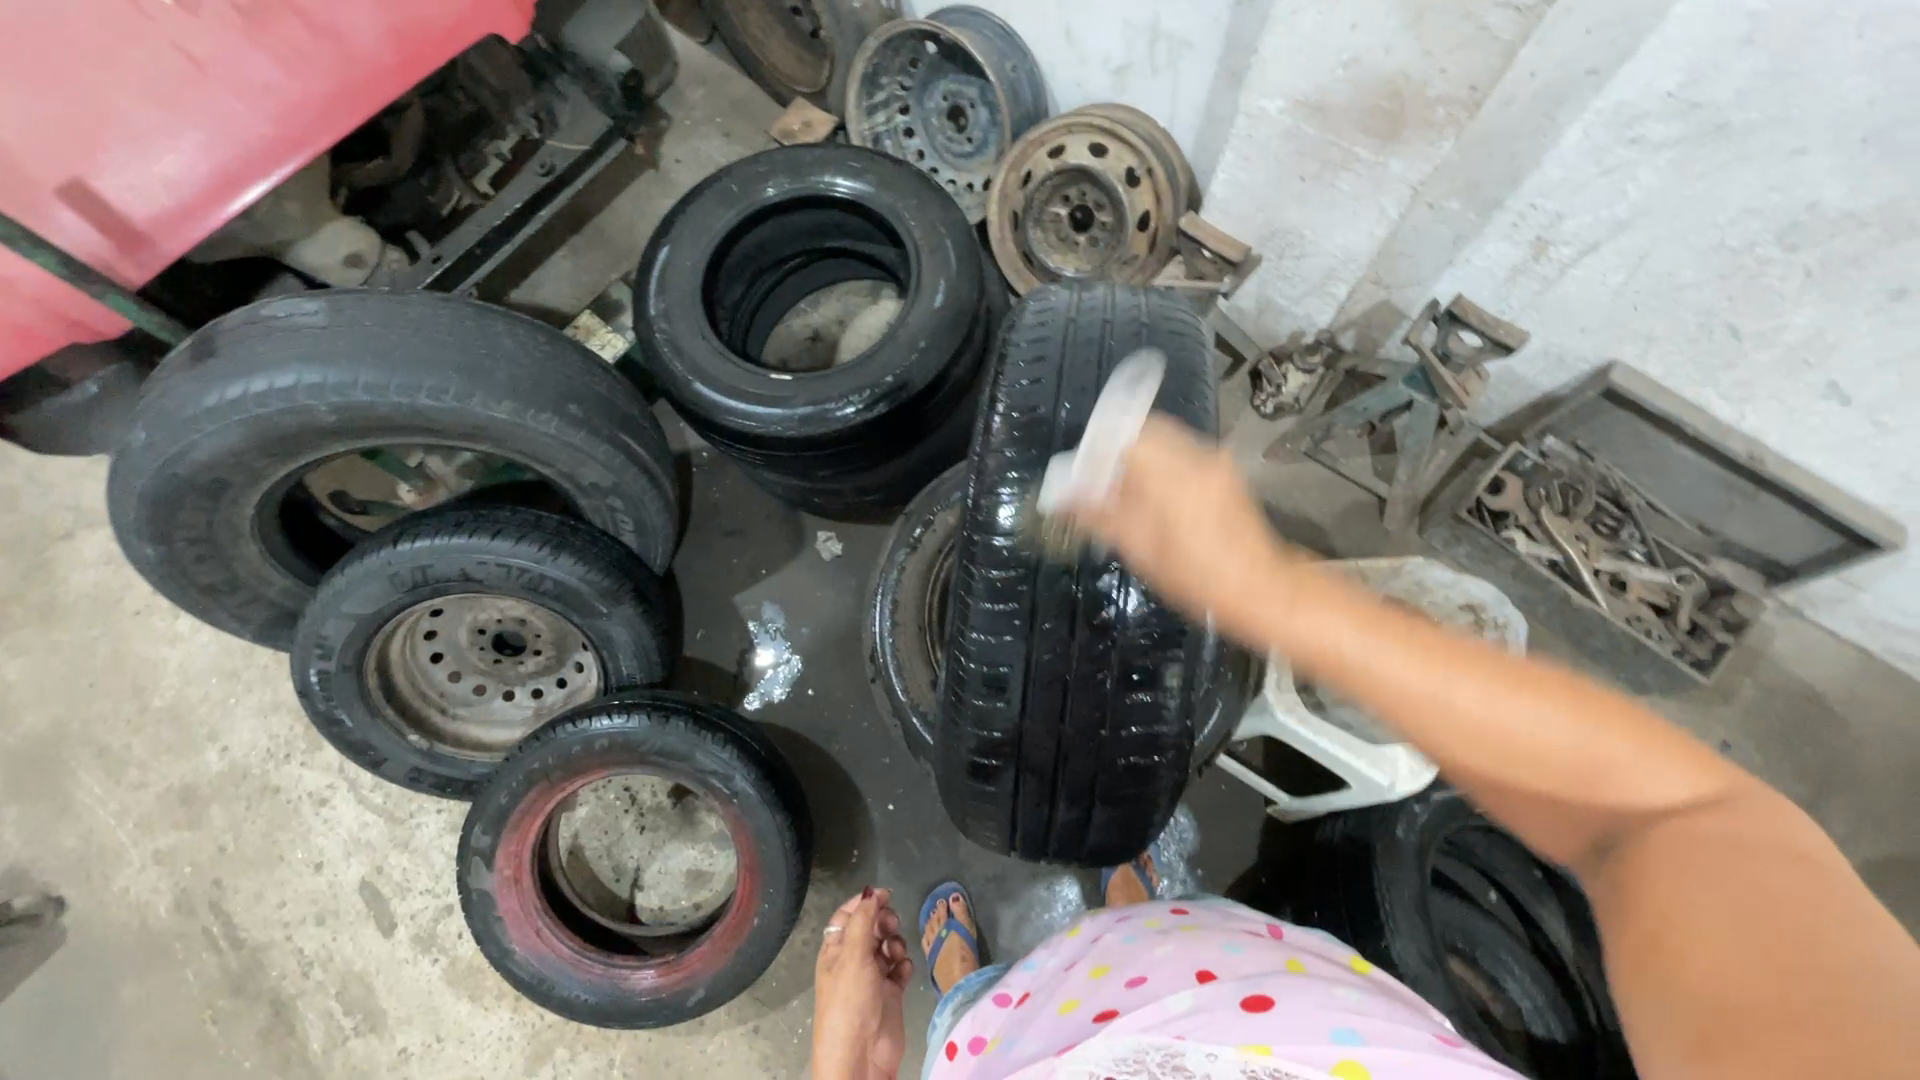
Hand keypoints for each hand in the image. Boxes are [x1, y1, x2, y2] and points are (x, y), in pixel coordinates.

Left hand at [812, 887, 912, 1079]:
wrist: (861, 1055)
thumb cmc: (850, 1001)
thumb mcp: (853, 955)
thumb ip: (864, 920)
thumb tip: (870, 890)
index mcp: (835, 950)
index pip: (848, 916)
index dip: (864, 903)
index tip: (885, 894)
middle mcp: (853, 961)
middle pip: (870, 928)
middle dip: (883, 922)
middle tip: (892, 926)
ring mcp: (872, 978)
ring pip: (887, 947)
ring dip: (895, 944)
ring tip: (896, 954)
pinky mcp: (890, 993)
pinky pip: (899, 969)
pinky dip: (903, 965)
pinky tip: (903, 971)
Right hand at [1065, 416, 1303, 645]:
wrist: (1262, 590)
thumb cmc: (1197, 578)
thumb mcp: (1140, 551)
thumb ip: (1098, 516)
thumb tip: (1060, 497)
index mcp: (1173, 474)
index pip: (1125, 435)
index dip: (1097, 451)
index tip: (1082, 477)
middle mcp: (1198, 456)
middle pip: (1146, 430)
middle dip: (1117, 450)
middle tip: (1100, 482)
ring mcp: (1216, 462)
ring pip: (1165, 440)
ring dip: (1140, 458)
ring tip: (1125, 494)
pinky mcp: (1225, 473)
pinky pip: (1183, 454)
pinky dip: (1162, 466)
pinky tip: (1155, 501)